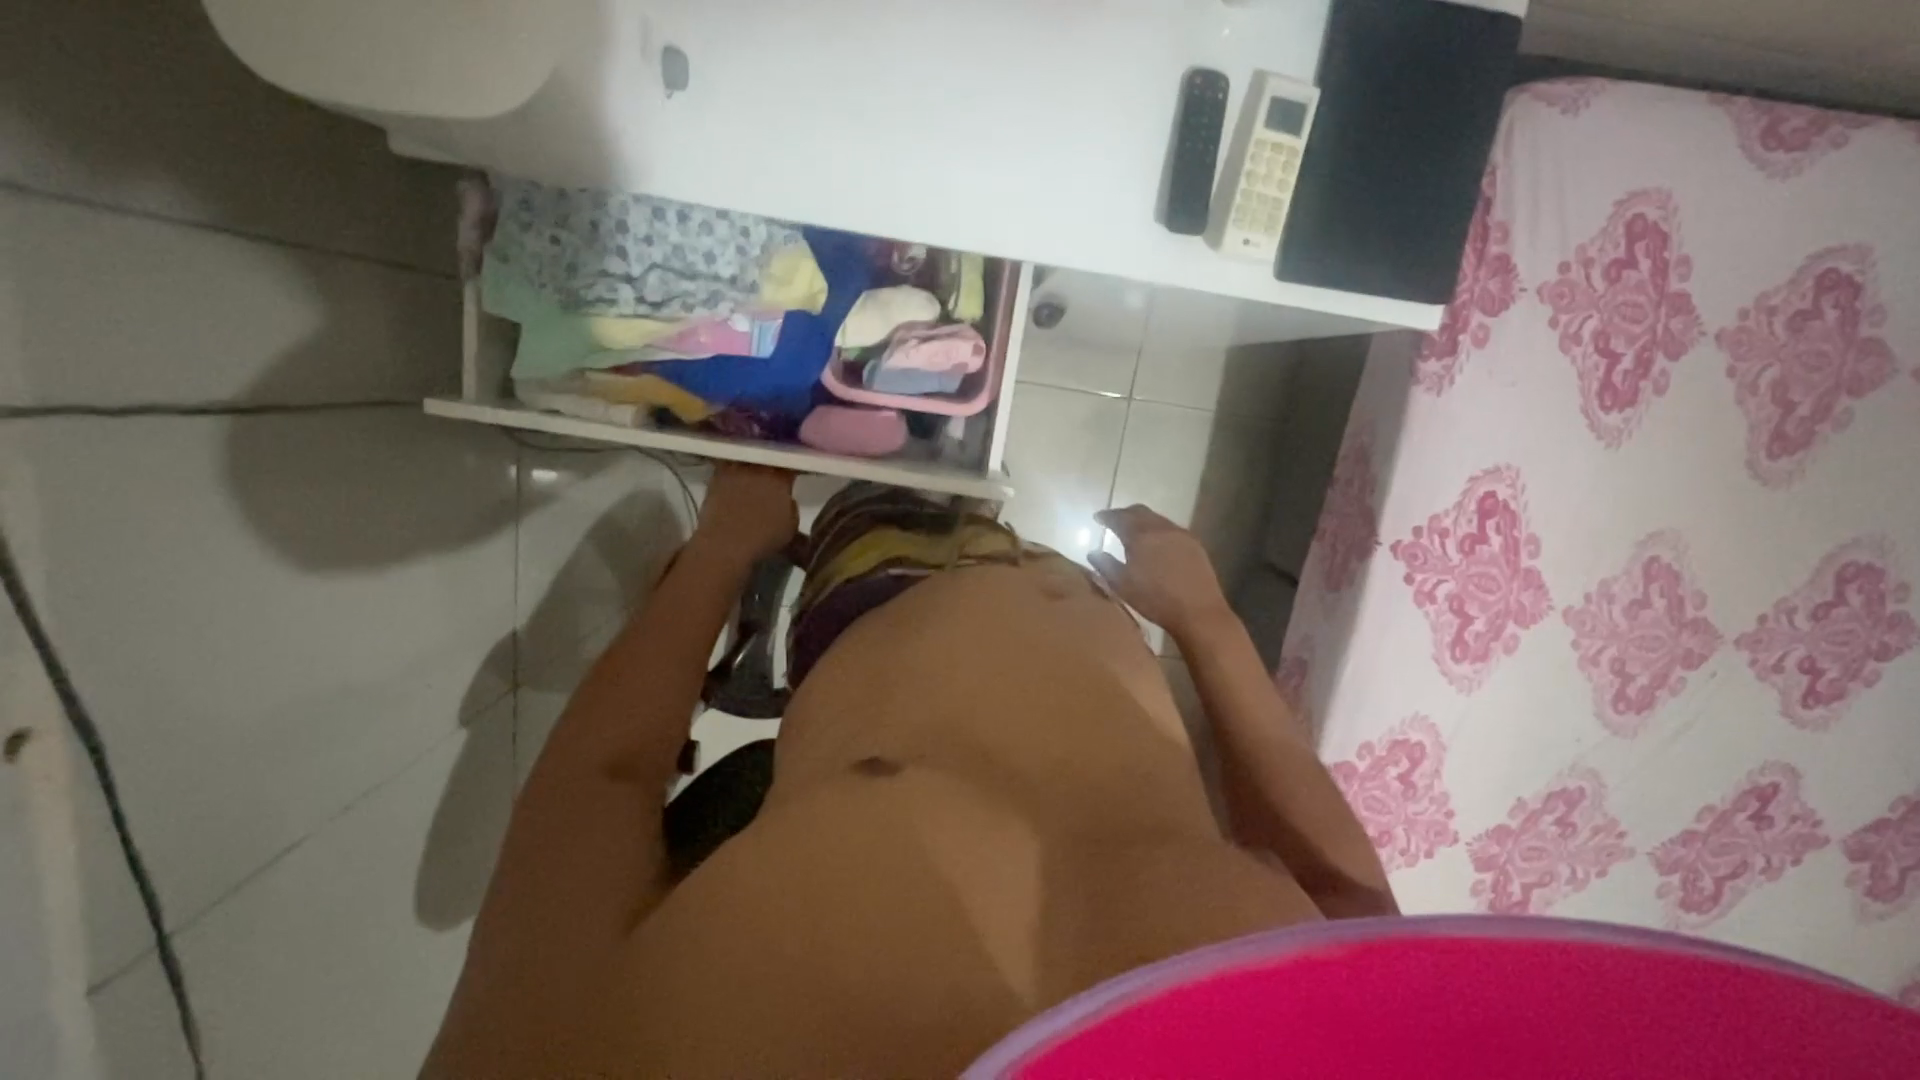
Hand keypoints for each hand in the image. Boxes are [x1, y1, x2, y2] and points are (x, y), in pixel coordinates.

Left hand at [692, 464, 796, 564]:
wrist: (725, 542)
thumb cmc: (763, 537)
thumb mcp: (791, 527)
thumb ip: (792, 507)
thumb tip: (786, 499)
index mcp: (780, 478)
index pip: (791, 464)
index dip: (794, 468)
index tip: (795, 474)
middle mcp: (758, 468)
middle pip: (767, 457)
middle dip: (772, 464)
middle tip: (774, 474)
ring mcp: (735, 470)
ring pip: (746, 459)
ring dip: (750, 464)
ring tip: (753, 474)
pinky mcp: (715, 477)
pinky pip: (727, 466)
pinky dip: (732, 471)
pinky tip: (735, 480)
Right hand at [1088, 505, 1230, 636]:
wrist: (1198, 611)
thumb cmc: (1155, 600)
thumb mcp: (1122, 586)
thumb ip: (1105, 565)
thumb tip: (1093, 552)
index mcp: (1140, 536)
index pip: (1119, 517)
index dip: (1106, 516)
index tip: (1097, 517)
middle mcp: (1160, 528)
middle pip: (1140, 512)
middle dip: (1124, 513)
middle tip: (1114, 520)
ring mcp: (1180, 534)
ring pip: (1157, 519)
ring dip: (1143, 521)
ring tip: (1134, 531)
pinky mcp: (1194, 544)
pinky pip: (1171, 529)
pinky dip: (1158, 530)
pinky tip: (1157, 543)